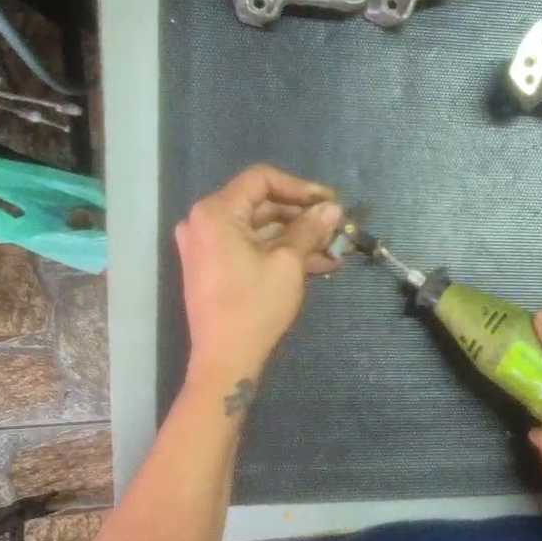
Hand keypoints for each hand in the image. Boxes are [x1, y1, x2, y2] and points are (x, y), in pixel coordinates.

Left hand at [173, 164, 341, 387]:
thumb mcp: (288, 263)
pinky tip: (319, 265)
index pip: (261, 180)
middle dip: (302, 216)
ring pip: (260, 230)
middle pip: (261, 205)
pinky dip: (281, 253)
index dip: (300, 187)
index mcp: (215, 212)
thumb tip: (333, 209)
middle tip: (337, 227)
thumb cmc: (254, 306)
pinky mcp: (215, 267)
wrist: (225, 360)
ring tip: (335, 250)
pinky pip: (252, 249)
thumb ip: (309, 229)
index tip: (330, 202)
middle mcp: (204, 222)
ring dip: (298, 237)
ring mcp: (208, 247)